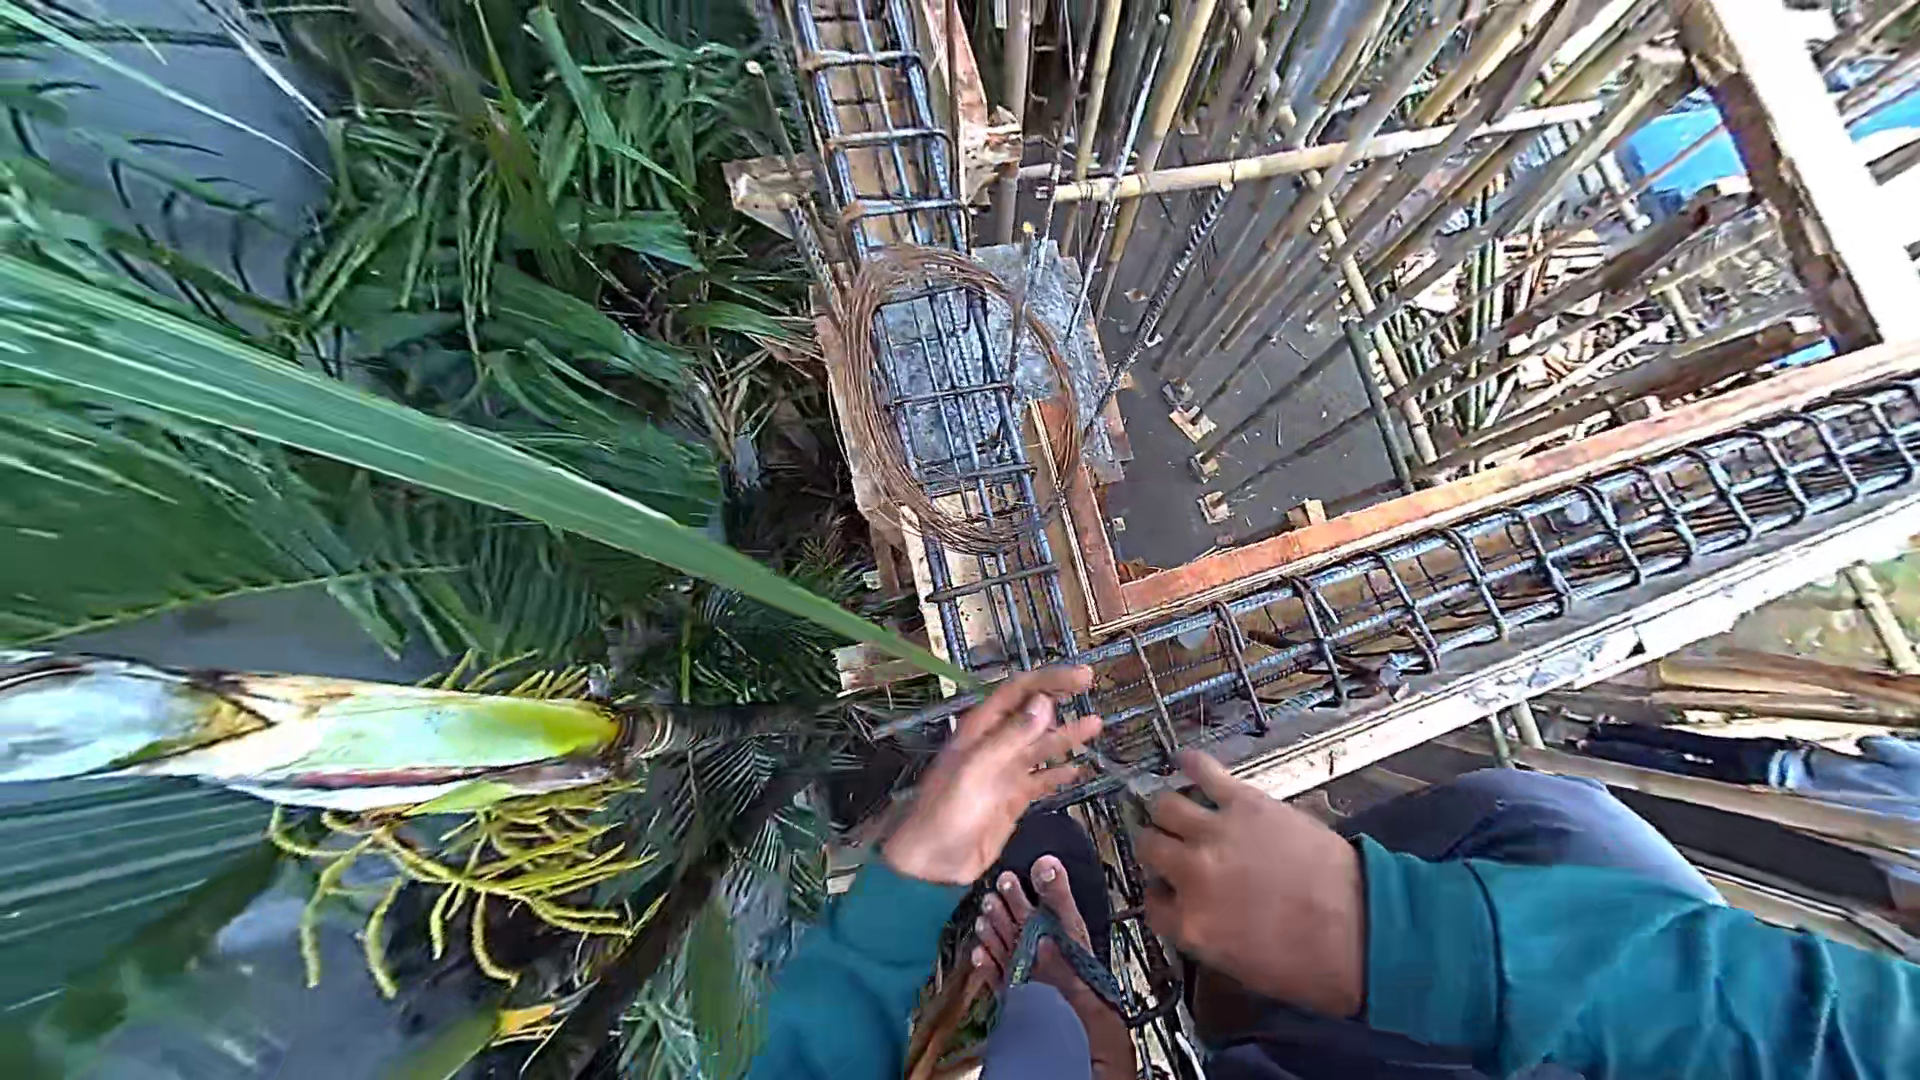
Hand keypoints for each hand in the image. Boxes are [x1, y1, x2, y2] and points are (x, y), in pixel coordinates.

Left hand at [882, 666, 1100, 884]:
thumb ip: (1011, 737)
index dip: (1049, 680)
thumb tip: (1044, 702)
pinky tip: (1079, 768)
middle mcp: (995, 743)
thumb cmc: (947, 811)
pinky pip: (1041, 778)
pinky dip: (1059, 773)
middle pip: (1032, 712)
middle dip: (1060, 696)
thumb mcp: (977, 769)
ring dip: (1067, 735)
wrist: (933, 864)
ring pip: (1041, 745)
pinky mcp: (1013, 797)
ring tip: (1095, 725)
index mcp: (981, 728)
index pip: (1019, 691)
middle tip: (1091, 685)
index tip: (1082, 676)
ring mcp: (1005, 770)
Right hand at [1136, 750, 1365, 1018]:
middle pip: (1149, 846)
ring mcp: (1214, 832)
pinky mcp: (1242, 801)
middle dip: (1157, 849)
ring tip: (1179, 813)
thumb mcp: (1246, 968)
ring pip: (1165, 806)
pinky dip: (1191, 763)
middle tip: (1172, 849)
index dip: (1159, 895)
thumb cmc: (1315, 964)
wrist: (1372, 930)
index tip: (1168, 891)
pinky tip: (1184, 761)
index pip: (1151, 902)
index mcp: (1193, 923)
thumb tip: (1191, 915)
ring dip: (1169, 812)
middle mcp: (1192, 872)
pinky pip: (1204, 771)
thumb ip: (1206, 936)